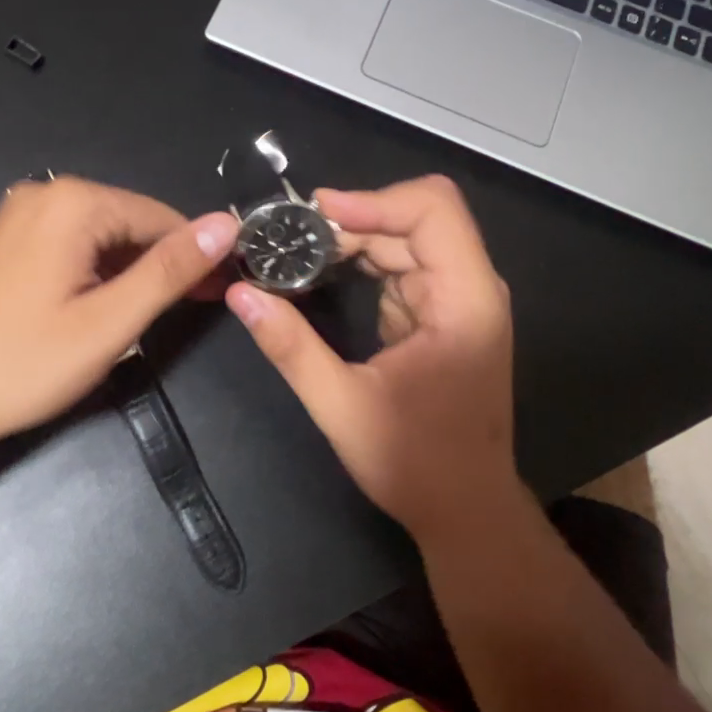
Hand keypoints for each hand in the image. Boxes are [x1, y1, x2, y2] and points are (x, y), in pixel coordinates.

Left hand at [0, 177, 237, 451]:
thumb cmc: (22, 365)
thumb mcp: (109, 322)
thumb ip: (170, 270)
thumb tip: (226, 225)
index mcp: (73, 202)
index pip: (161, 216)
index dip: (199, 255)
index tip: (225, 291)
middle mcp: (46, 193)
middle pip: (131, 221)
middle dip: (164, 263)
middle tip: (194, 311)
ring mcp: (21, 214)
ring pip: (103, 234)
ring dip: (132, 270)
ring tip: (150, 317)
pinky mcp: (9, 238)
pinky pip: (73, 243)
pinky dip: (98, 271)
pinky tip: (105, 306)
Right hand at [225, 175, 516, 538]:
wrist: (466, 511)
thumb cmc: (415, 465)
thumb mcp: (341, 406)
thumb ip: (290, 346)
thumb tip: (241, 293)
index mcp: (465, 303)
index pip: (433, 211)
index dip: (374, 200)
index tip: (315, 214)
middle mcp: (471, 290)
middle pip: (416, 218)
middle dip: (352, 220)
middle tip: (289, 238)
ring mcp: (458, 301)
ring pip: (405, 237)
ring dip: (353, 239)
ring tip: (296, 253)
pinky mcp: (441, 314)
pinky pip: (401, 265)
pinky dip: (361, 262)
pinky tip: (320, 273)